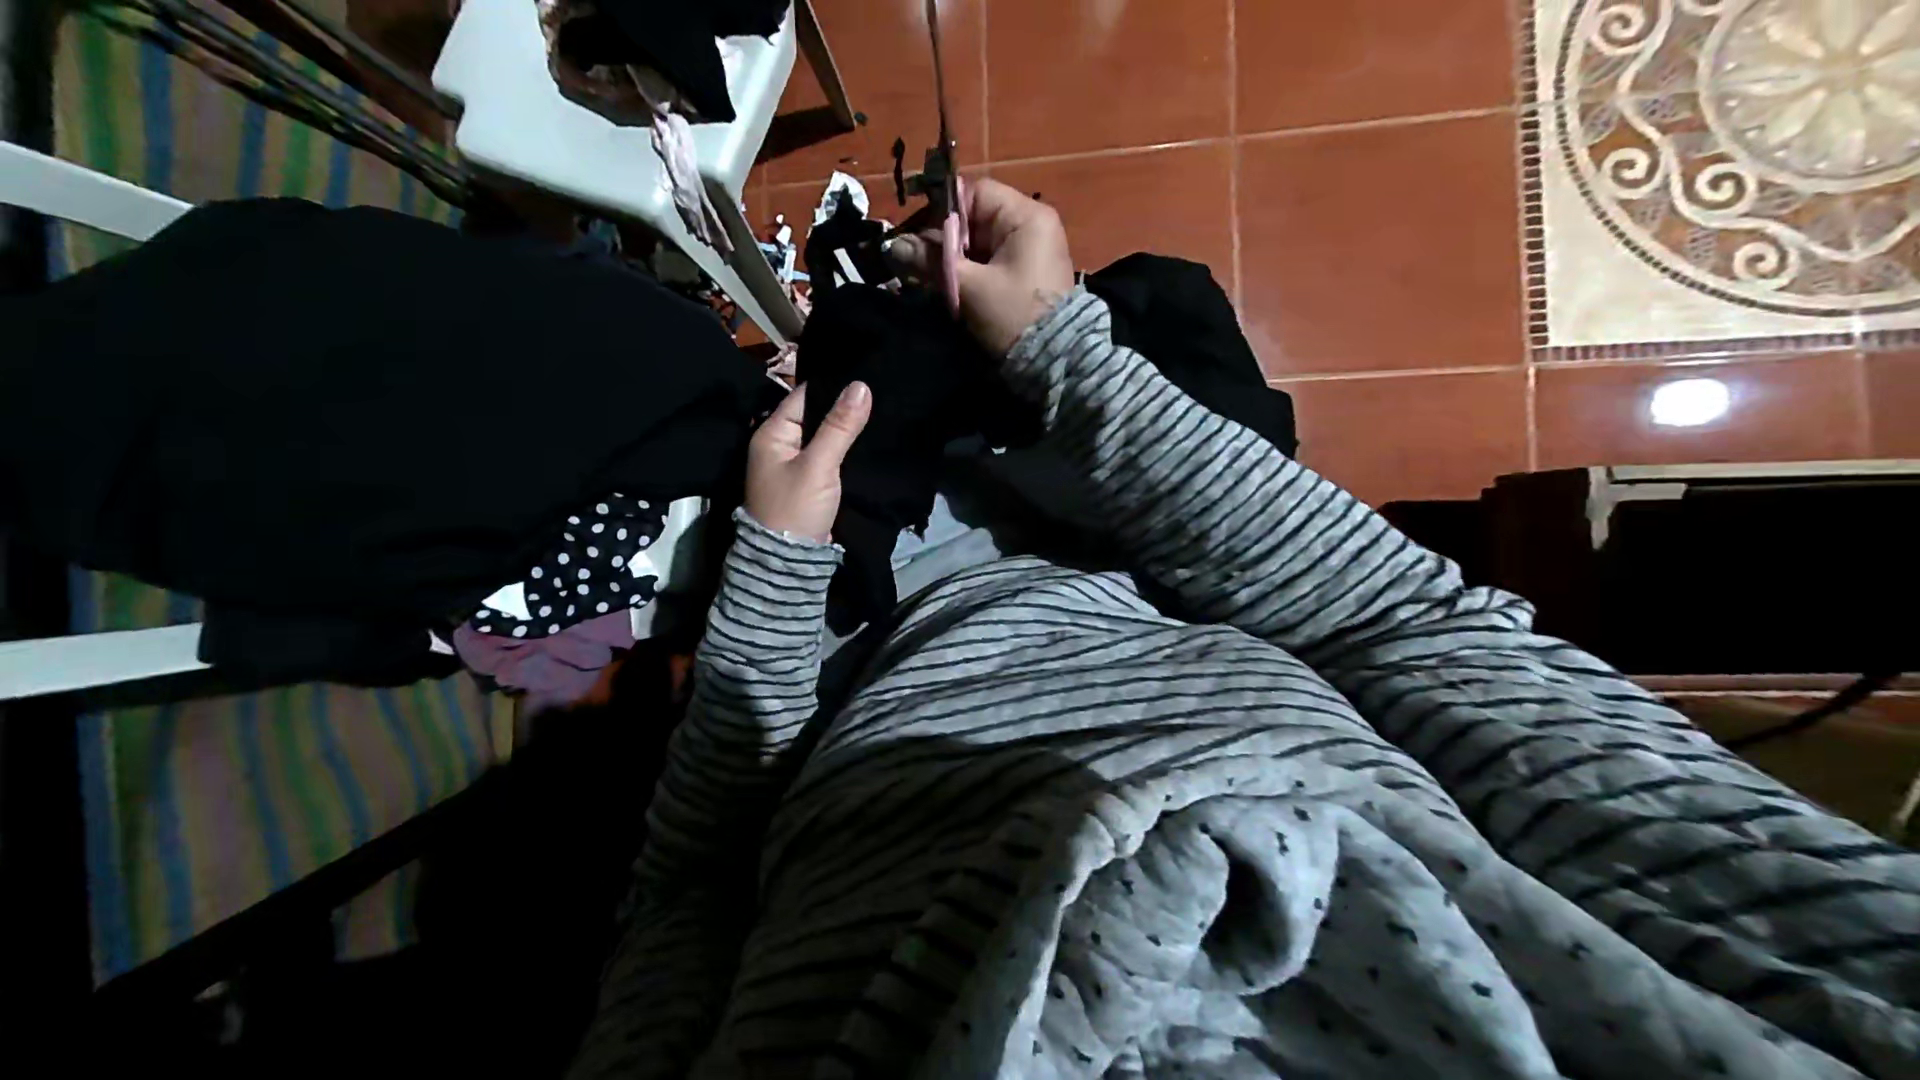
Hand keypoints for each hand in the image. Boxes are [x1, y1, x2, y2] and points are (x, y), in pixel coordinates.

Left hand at [744, 381, 871, 542]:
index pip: (803, 396)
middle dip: (842, 407)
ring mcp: (794, 465)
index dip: (832, 385)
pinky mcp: (809, 482)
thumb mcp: (819, 465)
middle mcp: (779, 445)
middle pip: (814, 415)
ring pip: (824, 437)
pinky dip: (845, 450)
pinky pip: (828, 456)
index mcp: (772, 434)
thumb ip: (840, 426)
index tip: (864, 375)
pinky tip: (868, 441)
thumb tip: (861, 385)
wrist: (789, 563)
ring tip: (880, 410)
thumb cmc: (796, 508)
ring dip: (845, 429)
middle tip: (878, 391)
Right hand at [888, 177, 1075, 356]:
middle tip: (915, 262)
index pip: (974, 194)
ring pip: (978, 246)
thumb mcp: (969, 287)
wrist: (1054, 362)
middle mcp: (1031, 227)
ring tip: (927, 278)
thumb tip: (894, 245)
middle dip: (943, 241)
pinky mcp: (1024, 278)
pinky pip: (989, 265)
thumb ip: (932, 261)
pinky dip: (968, 275)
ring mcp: (1030, 254)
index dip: (941, 211)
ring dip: (953, 262)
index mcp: (1026, 216)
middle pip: (974, 221)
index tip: (916, 236)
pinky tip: (948, 289)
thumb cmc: (1013, 316)